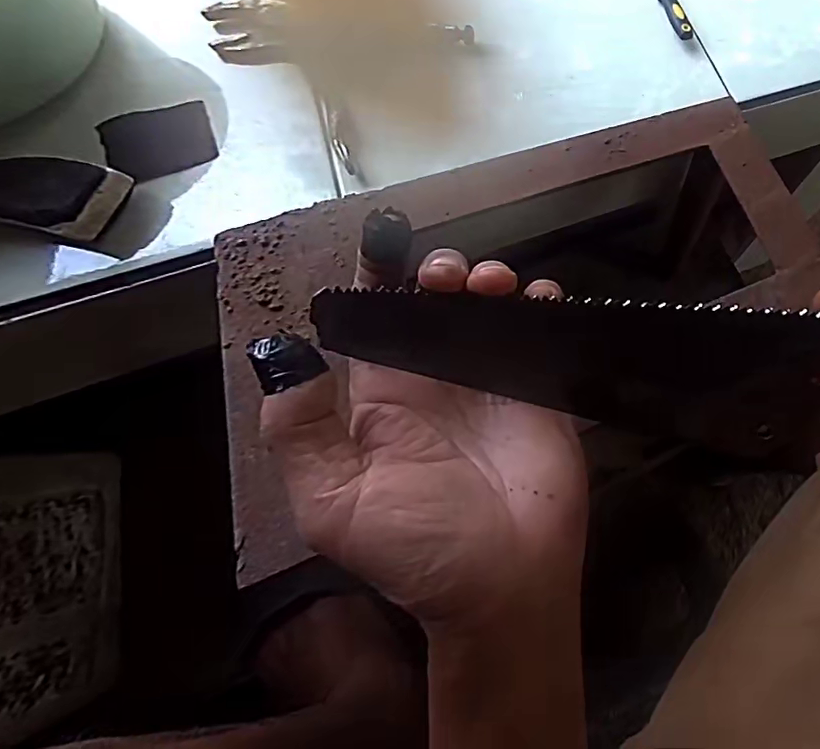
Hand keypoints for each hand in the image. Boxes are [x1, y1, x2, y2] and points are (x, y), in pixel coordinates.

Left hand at [260, 250, 586, 633]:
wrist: (506, 582)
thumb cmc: (421, 546)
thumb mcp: (337, 501)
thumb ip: (301, 431)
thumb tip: (280, 351)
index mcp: (385, 391)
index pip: (375, 315)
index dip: (377, 274)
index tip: (385, 237)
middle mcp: (437, 373)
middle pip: (437, 297)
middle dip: (440, 270)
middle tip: (447, 276)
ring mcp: (491, 375)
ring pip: (488, 303)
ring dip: (489, 277)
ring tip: (490, 285)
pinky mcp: (536, 382)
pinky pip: (539, 326)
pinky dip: (540, 301)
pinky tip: (536, 299)